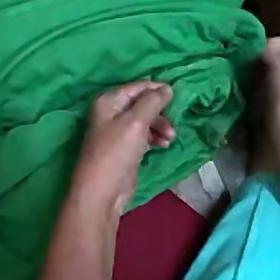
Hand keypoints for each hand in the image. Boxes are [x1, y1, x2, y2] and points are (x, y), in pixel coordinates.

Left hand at [69, 81, 175, 215]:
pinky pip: (144, 135)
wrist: (102, 193)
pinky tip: (163, 145)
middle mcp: (112, 112)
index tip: (177, 95)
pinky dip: (154, 137)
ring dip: (160, 126)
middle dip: (160, 112)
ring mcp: (118, 131)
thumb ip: (153, 101)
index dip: (157, 89)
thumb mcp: (136, 122)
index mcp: (109, 101)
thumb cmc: (116, 152)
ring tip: (169, 139)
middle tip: (171, 125)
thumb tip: (167, 87)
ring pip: (146, 120)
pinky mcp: (125, 148)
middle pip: (143, 103)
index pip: (138, 86)